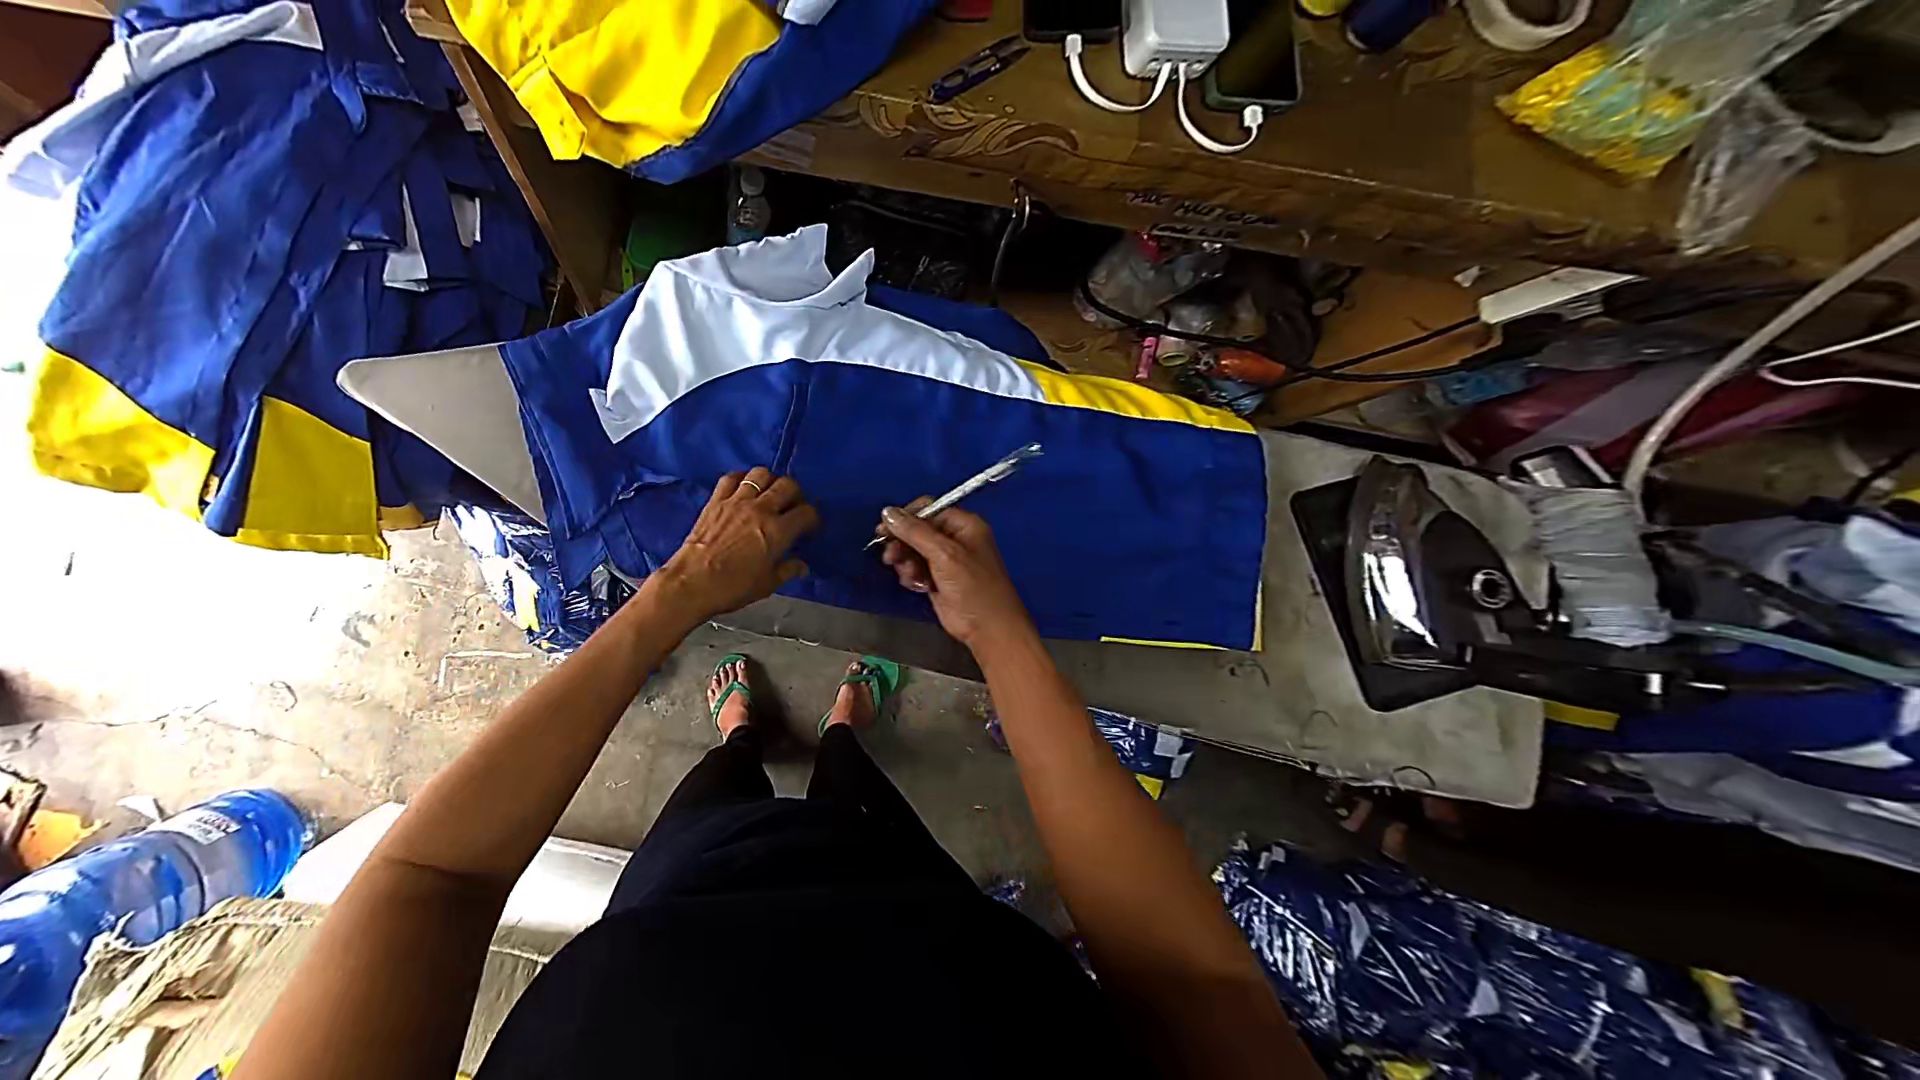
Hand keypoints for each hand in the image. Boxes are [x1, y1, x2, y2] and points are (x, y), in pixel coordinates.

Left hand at [650, 467, 818, 621]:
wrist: (691, 583)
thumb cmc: (732, 587)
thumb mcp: (768, 584)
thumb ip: (788, 570)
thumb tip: (801, 566)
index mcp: (779, 532)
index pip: (807, 512)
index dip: (812, 518)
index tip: (808, 527)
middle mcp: (761, 510)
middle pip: (788, 485)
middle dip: (796, 494)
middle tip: (792, 506)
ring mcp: (737, 502)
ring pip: (761, 474)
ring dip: (770, 481)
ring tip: (769, 493)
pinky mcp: (716, 500)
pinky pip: (732, 477)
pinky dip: (741, 478)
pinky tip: (743, 488)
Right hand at [876, 499, 1033, 648]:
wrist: (988, 628)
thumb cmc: (972, 586)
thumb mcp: (944, 554)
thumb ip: (915, 532)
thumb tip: (887, 512)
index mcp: (964, 525)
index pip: (929, 510)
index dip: (906, 517)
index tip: (885, 528)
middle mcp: (955, 539)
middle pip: (918, 530)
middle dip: (903, 543)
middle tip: (889, 556)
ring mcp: (946, 560)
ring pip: (914, 551)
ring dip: (906, 561)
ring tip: (910, 575)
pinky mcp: (938, 579)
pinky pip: (916, 569)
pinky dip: (912, 575)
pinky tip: (917, 586)